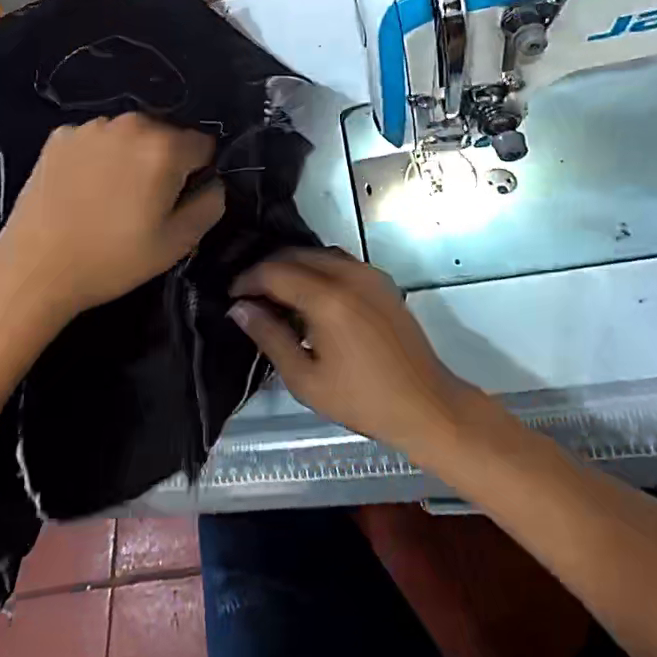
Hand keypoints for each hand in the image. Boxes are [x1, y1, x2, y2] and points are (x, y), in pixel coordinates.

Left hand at [0, 113, 224, 324]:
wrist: (34, 271)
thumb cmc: (114, 259)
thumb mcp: (180, 242)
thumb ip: (212, 203)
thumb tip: (212, 182)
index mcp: (164, 147)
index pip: (204, 145)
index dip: (199, 173)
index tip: (180, 200)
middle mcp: (129, 124)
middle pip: (167, 135)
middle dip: (166, 161)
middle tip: (148, 202)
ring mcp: (90, 127)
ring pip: (131, 136)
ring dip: (132, 157)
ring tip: (114, 197)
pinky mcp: (59, 137)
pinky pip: (97, 141)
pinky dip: (99, 158)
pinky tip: (85, 190)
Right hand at [228, 248, 482, 451]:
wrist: (425, 403)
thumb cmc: (362, 400)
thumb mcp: (305, 378)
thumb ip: (270, 336)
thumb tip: (240, 308)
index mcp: (328, 298)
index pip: (274, 271)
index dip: (247, 280)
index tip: (232, 297)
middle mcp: (349, 274)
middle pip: (296, 254)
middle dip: (267, 270)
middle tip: (249, 297)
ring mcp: (370, 274)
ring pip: (319, 253)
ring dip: (293, 267)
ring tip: (276, 297)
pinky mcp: (382, 281)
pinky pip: (340, 261)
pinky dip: (317, 269)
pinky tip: (310, 297)